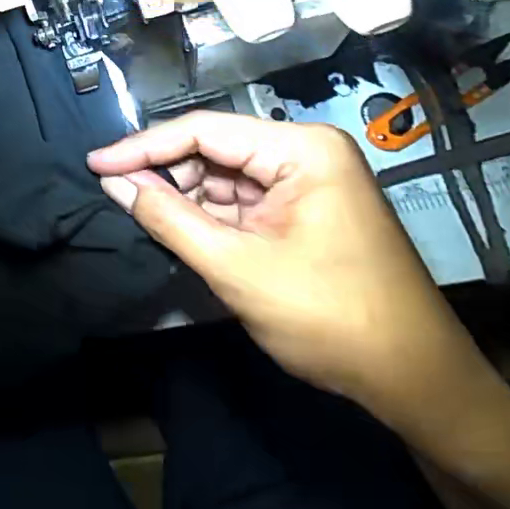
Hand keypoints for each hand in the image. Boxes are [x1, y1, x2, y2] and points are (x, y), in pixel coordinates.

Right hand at [87, 112, 501, 428]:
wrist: (413, 378)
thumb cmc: (327, 317)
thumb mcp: (236, 267)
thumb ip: (169, 218)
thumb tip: (115, 183)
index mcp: (301, 148)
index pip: (205, 131)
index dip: (144, 147)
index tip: (96, 164)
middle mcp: (306, 152)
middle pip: (217, 150)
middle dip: (167, 174)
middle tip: (116, 195)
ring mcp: (309, 182)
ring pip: (228, 177)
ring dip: (187, 197)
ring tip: (142, 215)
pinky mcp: (307, 211)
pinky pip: (246, 202)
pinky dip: (212, 217)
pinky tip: (181, 228)